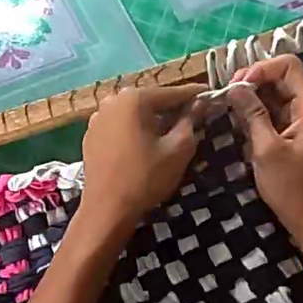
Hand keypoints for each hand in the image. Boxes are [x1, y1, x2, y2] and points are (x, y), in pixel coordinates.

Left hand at [76, 84, 206, 240]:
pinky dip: (135, 130)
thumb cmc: (146, 177)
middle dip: (172, 108)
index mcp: (134, 99)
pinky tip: (145, 145)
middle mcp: (112, 101)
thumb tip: (199, 104)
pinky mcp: (91, 136)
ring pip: (134, 114)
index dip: (195, 95)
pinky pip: (120, 126)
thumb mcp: (178, 149)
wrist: (107, 209)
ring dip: (152, 120)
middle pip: (151, 101)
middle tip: (194, 116)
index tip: (212, 95)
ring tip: (171, 132)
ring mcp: (98, 118)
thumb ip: (190, 121)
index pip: (173, 93)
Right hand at [225, 56, 302, 242]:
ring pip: (278, 93)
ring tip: (230, 107)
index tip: (237, 85)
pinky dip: (260, 111)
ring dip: (254, 96)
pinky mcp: (298, 132)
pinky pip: (278, 110)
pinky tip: (241, 122)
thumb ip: (252, 114)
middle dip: (254, 81)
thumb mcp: (266, 148)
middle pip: (283, 76)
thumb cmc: (290, 187)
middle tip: (228, 95)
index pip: (288, 66)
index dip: (261, 69)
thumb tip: (235, 88)